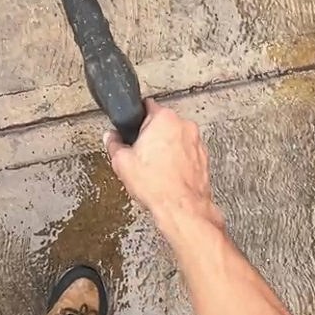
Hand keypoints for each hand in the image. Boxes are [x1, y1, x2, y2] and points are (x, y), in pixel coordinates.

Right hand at [105, 99, 224, 237]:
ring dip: (166, 150)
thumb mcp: (122, 162)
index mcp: (164, 119)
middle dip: (151, 137)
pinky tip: (168, 176)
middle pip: (162, 124)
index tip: (132, 129)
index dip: (136, 119)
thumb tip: (111, 138)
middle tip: (140, 156)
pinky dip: (178, 162)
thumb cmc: (157, 185)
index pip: (146, 106)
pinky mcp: (203, 158)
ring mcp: (196, 142)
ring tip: (155, 170)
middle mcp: (184, 126)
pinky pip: (186, 154)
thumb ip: (114, 144)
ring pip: (175, 140)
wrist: (181, 208)